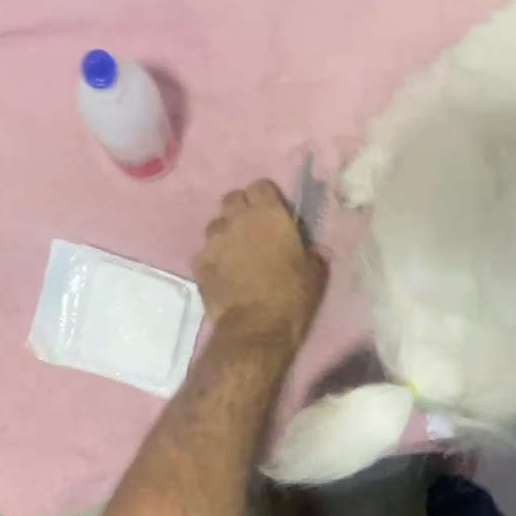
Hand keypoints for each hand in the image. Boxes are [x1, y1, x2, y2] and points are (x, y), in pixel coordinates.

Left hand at [192, 180, 327, 343]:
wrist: (256, 329)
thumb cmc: (291, 298)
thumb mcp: (314, 276)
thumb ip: (313, 256)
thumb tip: (316, 251)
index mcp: (269, 214)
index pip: (261, 186)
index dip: (266, 198)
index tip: (273, 214)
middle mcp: (238, 218)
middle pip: (233, 199)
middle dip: (241, 210)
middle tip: (251, 232)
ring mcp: (214, 240)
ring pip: (215, 225)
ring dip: (224, 234)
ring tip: (234, 255)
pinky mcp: (199, 264)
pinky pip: (204, 254)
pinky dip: (212, 260)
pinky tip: (221, 276)